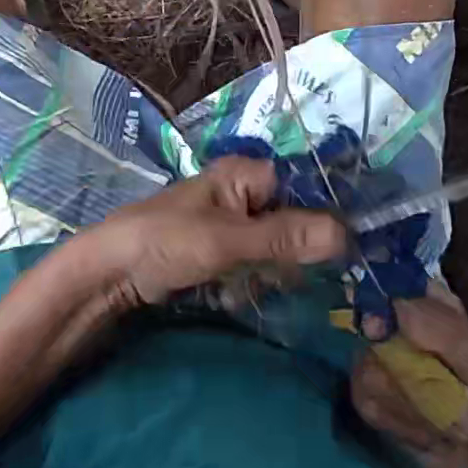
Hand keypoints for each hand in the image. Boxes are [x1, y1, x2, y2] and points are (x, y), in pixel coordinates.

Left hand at [90, 157, 347, 308]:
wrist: (110, 271)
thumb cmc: (165, 242)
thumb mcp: (227, 240)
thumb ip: (284, 237)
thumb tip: (346, 234)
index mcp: (244, 174)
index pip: (304, 186)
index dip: (329, 214)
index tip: (357, 249)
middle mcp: (243, 192)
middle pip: (294, 216)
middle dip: (309, 247)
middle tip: (333, 279)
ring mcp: (233, 223)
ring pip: (279, 242)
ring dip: (288, 267)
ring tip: (298, 289)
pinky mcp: (223, 250)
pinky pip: (259, 260)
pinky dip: (266, 276)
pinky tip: (269, 293)